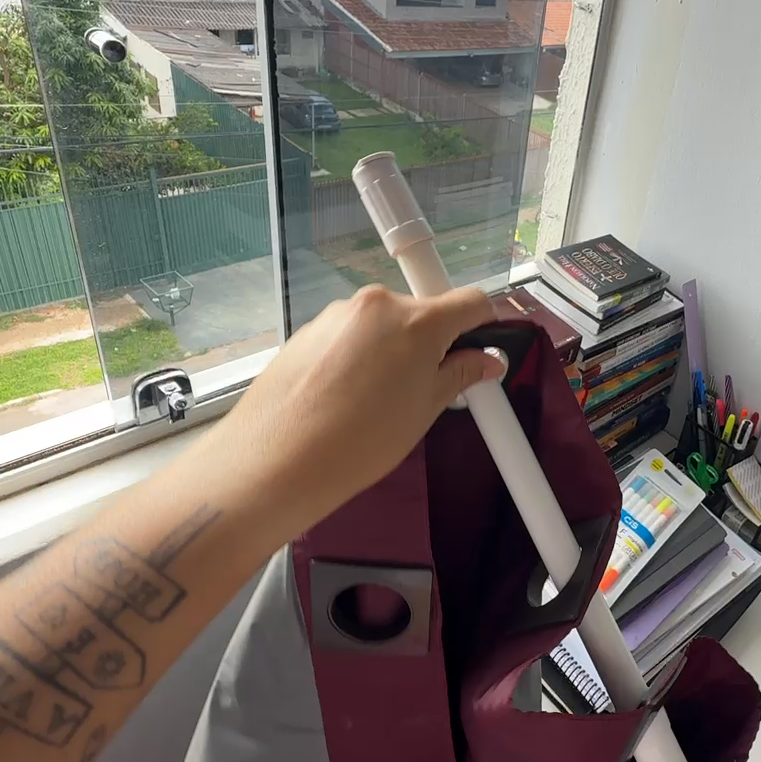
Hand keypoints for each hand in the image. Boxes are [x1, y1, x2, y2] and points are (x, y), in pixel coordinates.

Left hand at [187, 284, 502, 526]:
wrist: (274, 461)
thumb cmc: (359, 441)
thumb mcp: (425, 410)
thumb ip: (460, 375)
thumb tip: (486, 362)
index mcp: (418, 320)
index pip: (472, 300)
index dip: (484, 324)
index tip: (481, 347)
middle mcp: (378, 304)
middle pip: (424, 311)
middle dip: (433, 342)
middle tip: (426, 387)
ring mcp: (339, 313)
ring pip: (386, 323)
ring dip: (395, 349)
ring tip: (379, 400)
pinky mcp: (309, 329)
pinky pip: (352, 334)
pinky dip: (361, 355)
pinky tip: (348, 397)